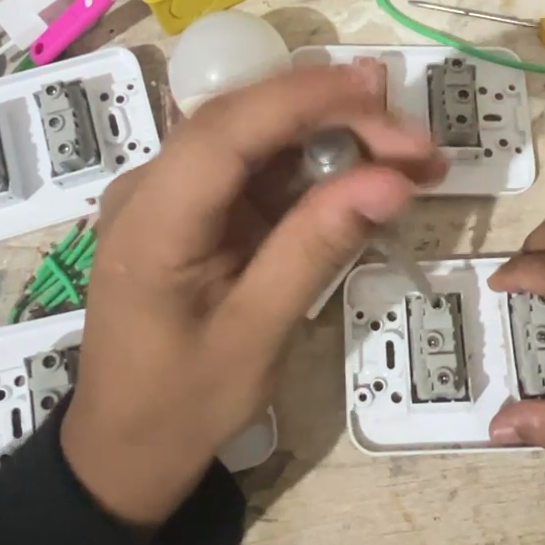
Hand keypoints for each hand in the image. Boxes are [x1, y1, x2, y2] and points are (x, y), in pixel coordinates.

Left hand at [62, 63, 443, 527]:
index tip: (382, 97)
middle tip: (418, 145)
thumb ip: (316, 249)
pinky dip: (315, 171)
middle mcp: (152, 187)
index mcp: (152, 221)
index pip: (226, 130)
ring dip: (335, 141)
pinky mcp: (195, 209)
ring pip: (259, 139)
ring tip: (411, 158)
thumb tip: (391, 183)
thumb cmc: (183, 406)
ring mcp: (171, 194)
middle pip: (247, 123)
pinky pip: (257, 171)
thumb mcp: (256, 336)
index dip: (305, 99)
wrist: (126, 448)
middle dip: (336, 119)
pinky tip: (367, 178)